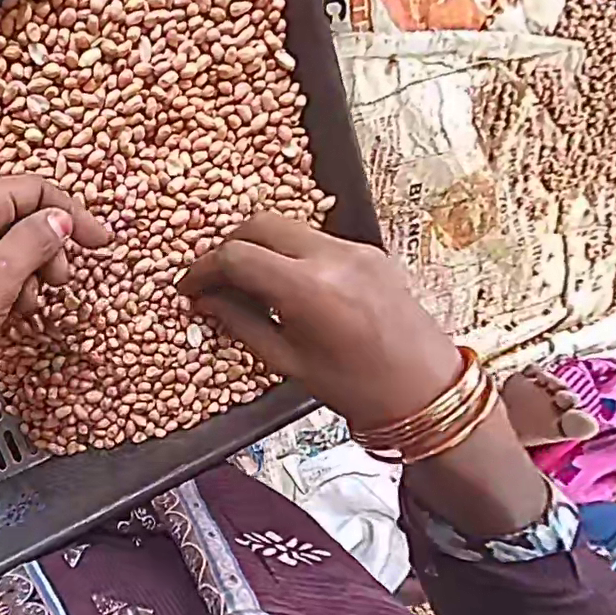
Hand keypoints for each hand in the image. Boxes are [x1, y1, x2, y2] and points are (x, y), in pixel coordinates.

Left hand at [0, 176, 110, 381]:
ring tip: (21, 307)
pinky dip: (6, 291)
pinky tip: (3, 315)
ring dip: (28, 278)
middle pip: (24, 218)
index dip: (73, 214)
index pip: (36, 189)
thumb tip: (60, 219)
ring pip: (10, 249)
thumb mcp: (0, 274)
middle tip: (56, 284)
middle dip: (48, 252)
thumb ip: (37, 240)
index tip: (100, 243)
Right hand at [175, 213, 463, 429]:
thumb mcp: (285, 360)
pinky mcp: (369, 250)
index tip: (189, 287)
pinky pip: (312, 239)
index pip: (236, 256)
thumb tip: (206, 300)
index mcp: (308, 290)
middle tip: (214, 278)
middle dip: (227, 247)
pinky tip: (283, 283)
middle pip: (258, 224)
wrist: (426, 390)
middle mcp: (333, 257)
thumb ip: (240, 322)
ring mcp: (355, 249)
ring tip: (245, 282)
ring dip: (257, 247)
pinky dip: (286, 253)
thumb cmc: (353, 387)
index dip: (203, 269)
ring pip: (286, 227)